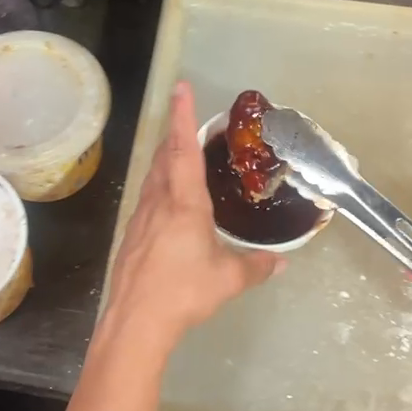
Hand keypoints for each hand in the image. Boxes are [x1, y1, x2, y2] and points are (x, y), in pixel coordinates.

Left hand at [99, 82, 282, 351]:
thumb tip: (280, 262)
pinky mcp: (131, 239)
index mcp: (183, 204)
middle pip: (163, 159)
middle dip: (174, 136)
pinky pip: (146, 201)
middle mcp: (158, 204)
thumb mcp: (228, 280)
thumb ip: (255, 267)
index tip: (180, 88)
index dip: (182, 117)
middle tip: (186, 123)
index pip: (182, 150)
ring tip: (178, 157)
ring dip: (164, 162)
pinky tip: (166, 205)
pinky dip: (158, 189)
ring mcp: (140, 220)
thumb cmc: (184, 292)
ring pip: (152, 179)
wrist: (135, 322)